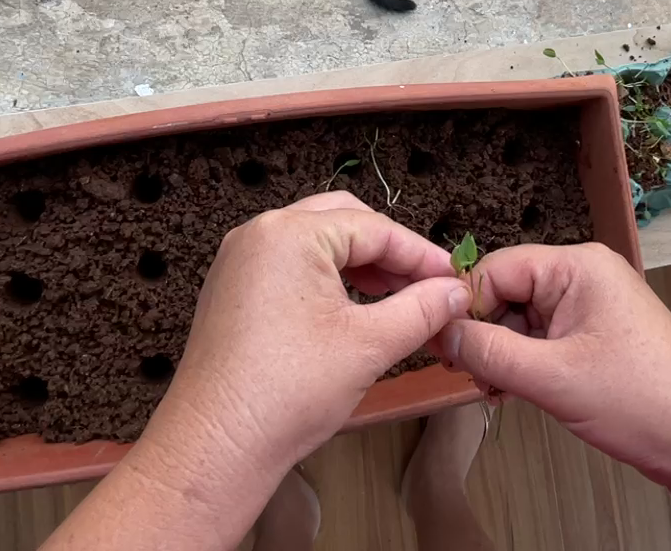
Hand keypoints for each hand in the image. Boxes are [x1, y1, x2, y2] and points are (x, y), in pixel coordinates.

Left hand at [136, 191, 469, 488]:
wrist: (213, 451)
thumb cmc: (289, 392)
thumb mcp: (369, 345)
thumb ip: (421, 309)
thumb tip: (457, 291)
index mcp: (290, 232)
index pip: (374, 228)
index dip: (420, 254)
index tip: (454, 279)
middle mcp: (260, 231)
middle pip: (343, 220)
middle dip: (388, 251)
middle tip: (425, 284)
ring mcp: (240, 257)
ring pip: (316, 240)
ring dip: (359, 263)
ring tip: (395, 297)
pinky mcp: (232, 286)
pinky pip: (291, 262)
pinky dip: (327, 276)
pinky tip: (351, 308)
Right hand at [436, 242, 670, 482]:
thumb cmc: (643, 401)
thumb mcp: (552, 377)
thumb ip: (490, 352)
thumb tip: (442, 334)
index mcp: (577, 266)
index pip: (499, 268)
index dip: (467, 305)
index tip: (444, 342)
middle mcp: (583, 275)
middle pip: (509, 290)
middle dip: (486, 333)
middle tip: (472, 374)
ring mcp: (590, 303)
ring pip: (523, 316)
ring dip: (503, 352)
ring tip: (495, 389)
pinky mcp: (593, 331)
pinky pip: (542, 334)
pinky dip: (524, 360)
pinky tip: (513, 388)